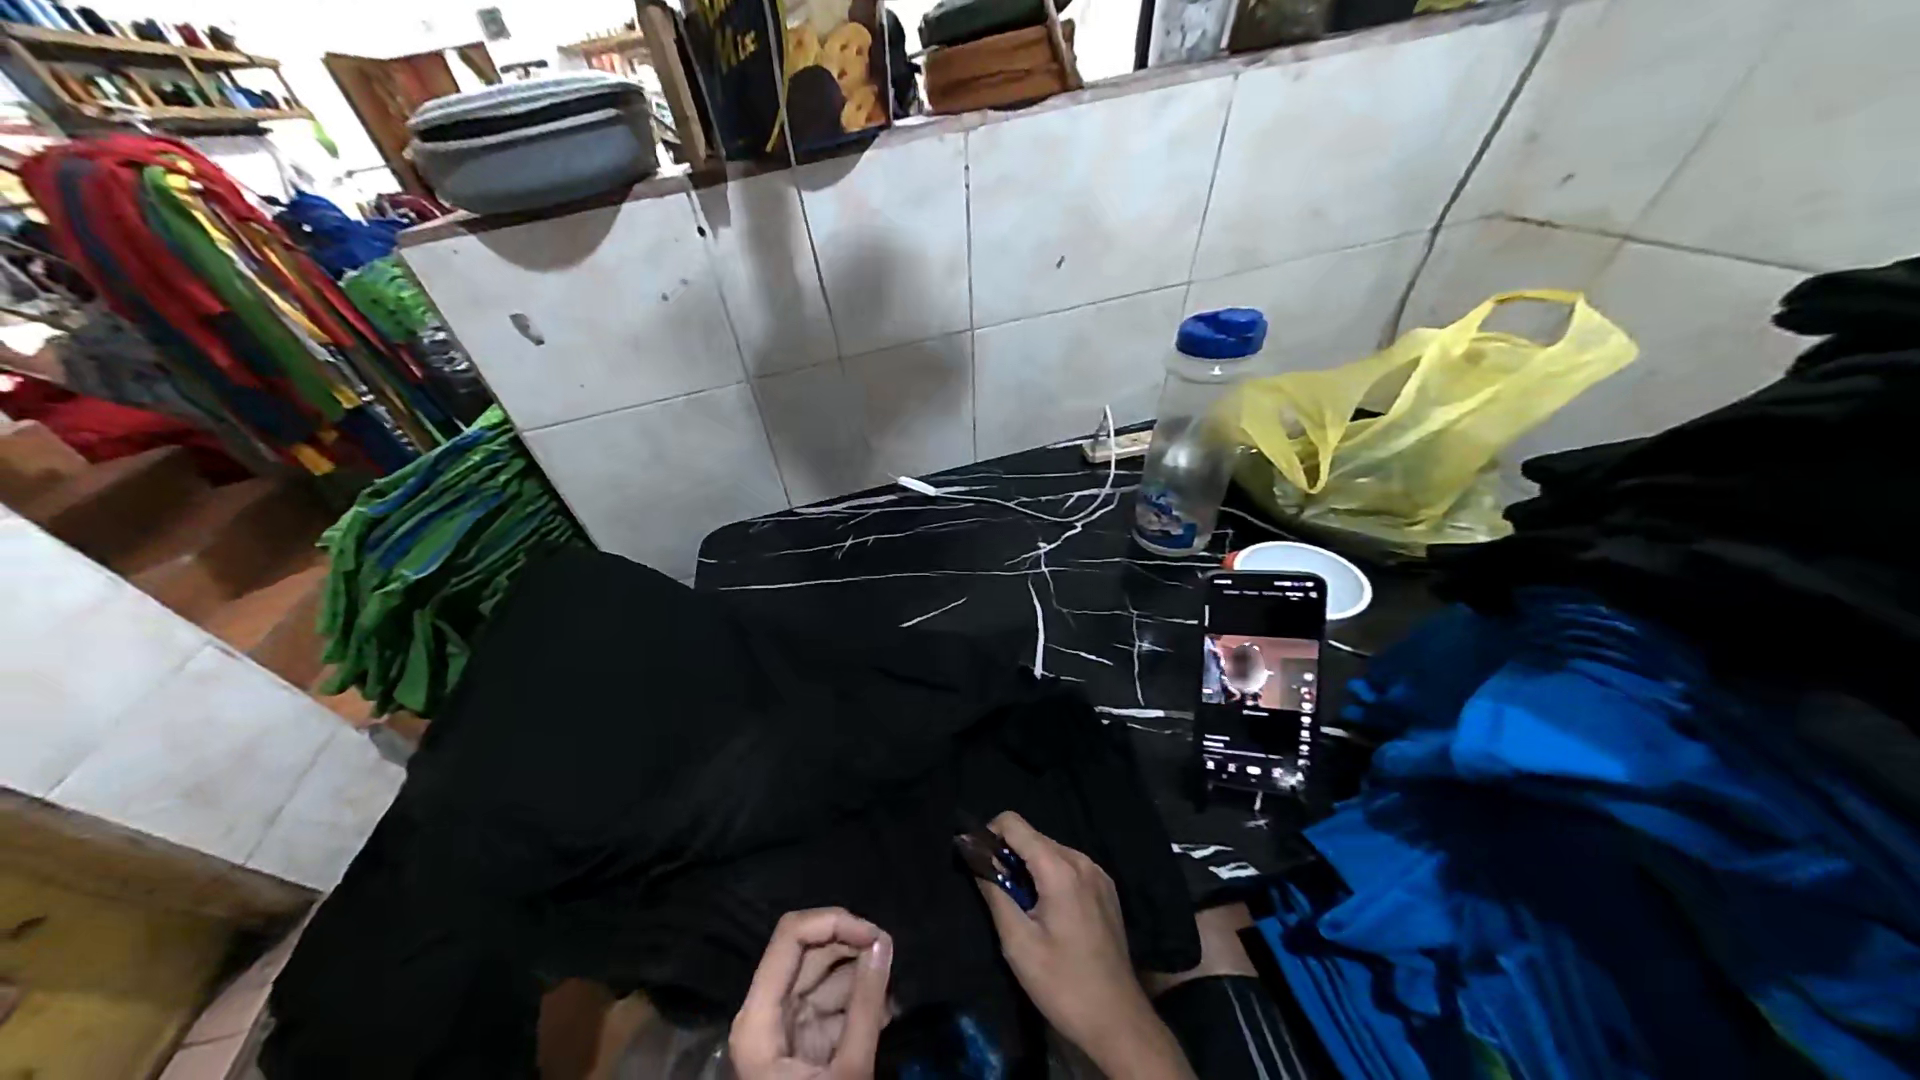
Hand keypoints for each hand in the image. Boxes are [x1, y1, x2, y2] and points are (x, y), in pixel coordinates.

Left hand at [730, 908, 893, 1079]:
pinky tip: (883, 1013)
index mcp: (759, 1017)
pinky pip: (831, 1000)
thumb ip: (866, 1002)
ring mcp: (783, 1026)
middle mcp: (765, 1012)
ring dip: (861, 975)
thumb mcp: (850, 1071)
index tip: (875, 935)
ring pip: (824, 974)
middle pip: (809, 951)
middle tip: (892, 958)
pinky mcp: (801, 1041)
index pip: (791, 936)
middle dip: (853, 948)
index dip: (833, 922)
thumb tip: (883, 940)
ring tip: (891, 996)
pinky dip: (859, 999)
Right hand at [974, 813, 1194, 1079]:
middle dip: (1008, 855)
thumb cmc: (1062, 983)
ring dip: (1028, 868)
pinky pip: (1068, 866)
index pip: (1014, 823)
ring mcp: (1098, 873)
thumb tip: (972, 854)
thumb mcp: (1017, 942)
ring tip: (1021, 907)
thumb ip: (993, 891)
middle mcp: (1082, 860)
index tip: (976, 863)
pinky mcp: (1106, 888)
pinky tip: (1047, 912)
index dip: (988, 835)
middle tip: (996, 894)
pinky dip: (1050, 876)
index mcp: (1060, 868)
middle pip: (1032, 836)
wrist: (1117, 1020)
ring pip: (1050, 851)